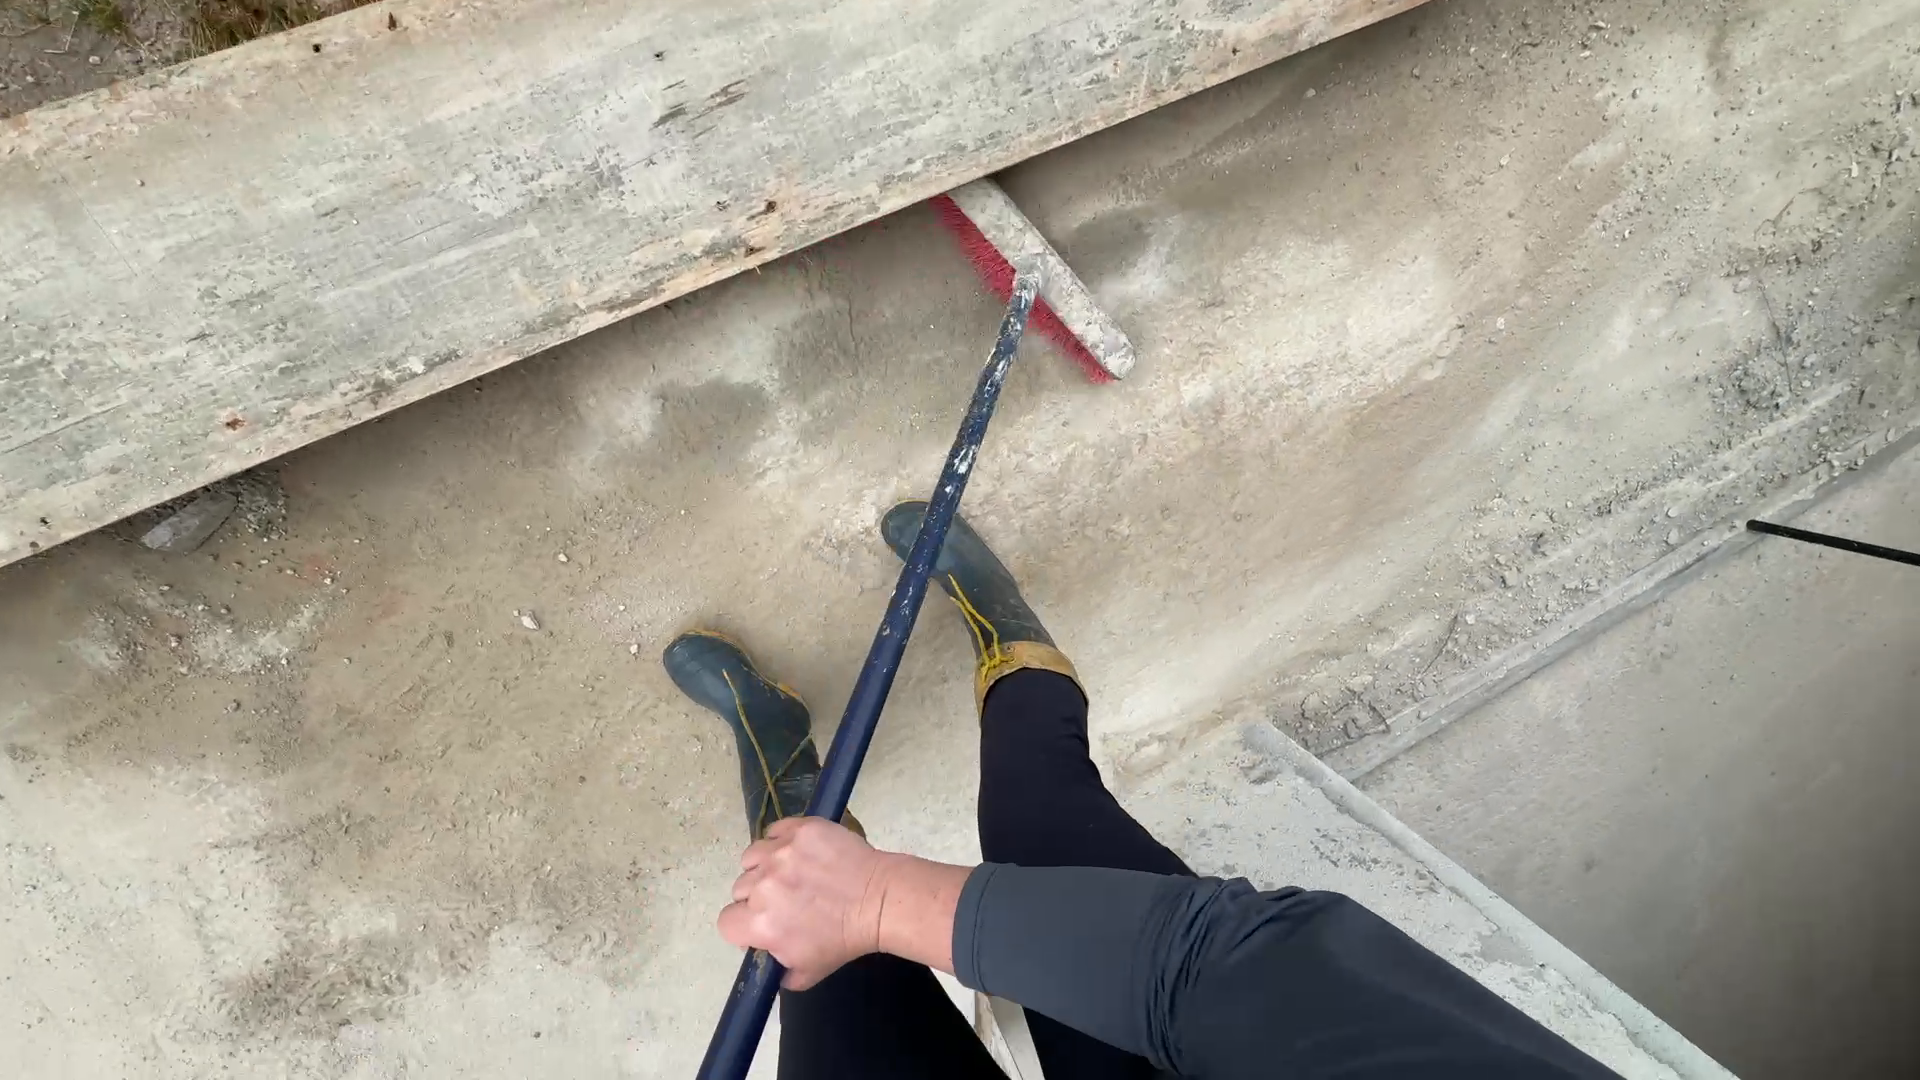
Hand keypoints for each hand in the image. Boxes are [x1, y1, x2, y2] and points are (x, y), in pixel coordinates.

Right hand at [717, 816, 892, 989]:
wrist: (878, 899)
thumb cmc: (844, 938)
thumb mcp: (804, 974)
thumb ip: (774, 970)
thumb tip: (764, 954)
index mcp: (760, 923)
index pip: (726, 922)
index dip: (742, 925)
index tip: (760, 923)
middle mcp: (764, 885)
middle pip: (740, 888)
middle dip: (756, 896)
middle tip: (783, 898)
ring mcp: (781, 851)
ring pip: (752, 856)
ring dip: (763, 865)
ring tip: (788, 871)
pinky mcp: (800, 828)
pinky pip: (774, 830)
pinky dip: (780, 839)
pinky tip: (797, 851)